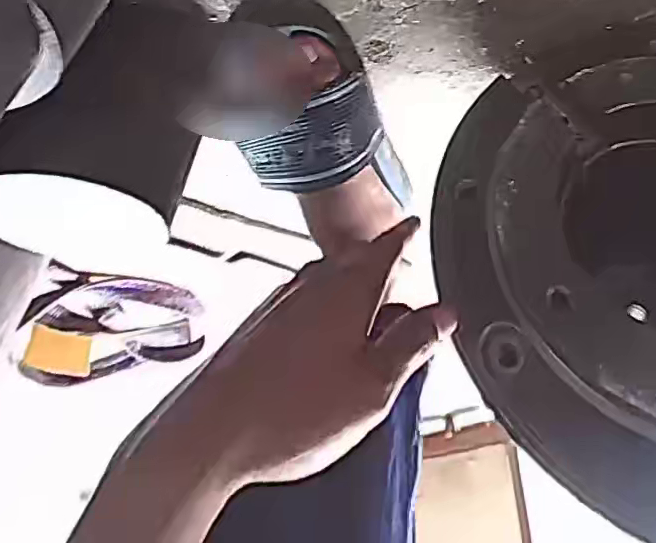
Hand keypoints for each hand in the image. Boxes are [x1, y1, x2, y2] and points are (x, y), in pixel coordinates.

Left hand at [75, 219, 454, 542]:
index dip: (406, 234)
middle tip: (401, 287)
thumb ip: (413, 343)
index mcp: (349, 289)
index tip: (414, 222)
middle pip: (360, 262)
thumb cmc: (292, 411)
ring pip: (332, 282)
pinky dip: (327, 311)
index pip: (387, 246)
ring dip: (354, 293)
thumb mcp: (374, 386)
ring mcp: (285, 299)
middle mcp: (315, 283)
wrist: (211, 432)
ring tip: (367, 327)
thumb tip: (444, 314)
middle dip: (383, 269)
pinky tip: (325, 348)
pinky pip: (308, 300)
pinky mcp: (263, 320)